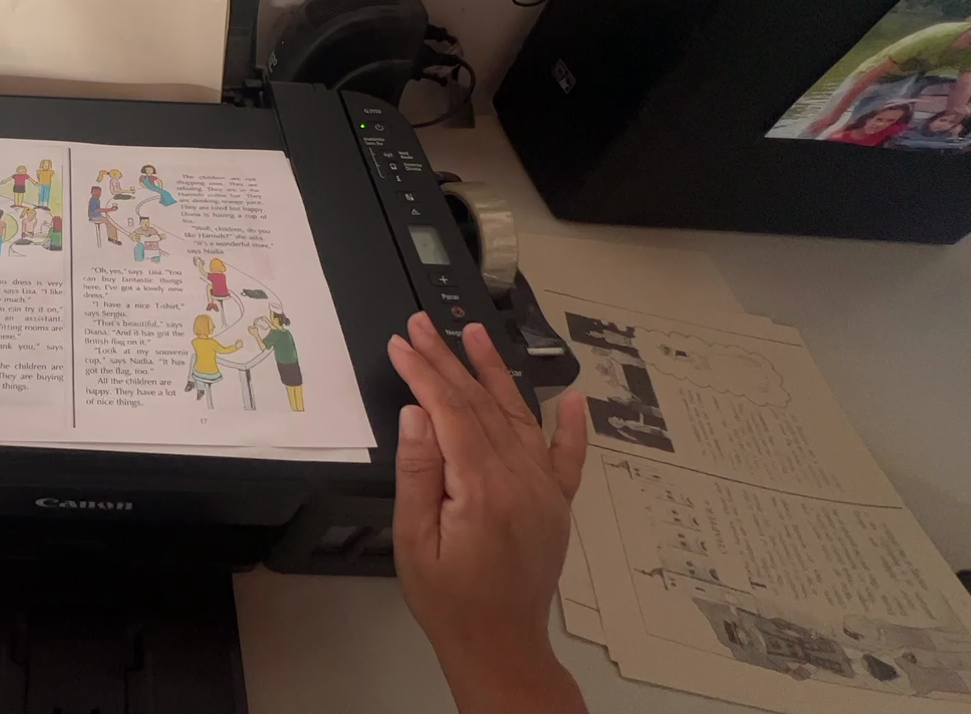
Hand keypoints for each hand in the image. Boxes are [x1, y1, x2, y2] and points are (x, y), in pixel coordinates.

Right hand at [389, 313, 589, 713]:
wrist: (500, 646)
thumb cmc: (445, 596)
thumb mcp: (413, 537)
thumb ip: (418, 472)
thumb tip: (416, 412)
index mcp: (484, 490)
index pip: (450, 413)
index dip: (423, 373)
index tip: (399, 344)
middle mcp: (523, 482)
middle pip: (480, 405)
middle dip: (446, 360)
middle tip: (420, 324)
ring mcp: (545, 491)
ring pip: (517, 417)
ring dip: (493, 372)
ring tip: (473, 332)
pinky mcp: (556, 503)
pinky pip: (567, 458)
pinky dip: (571, 427)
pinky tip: (572, 398)